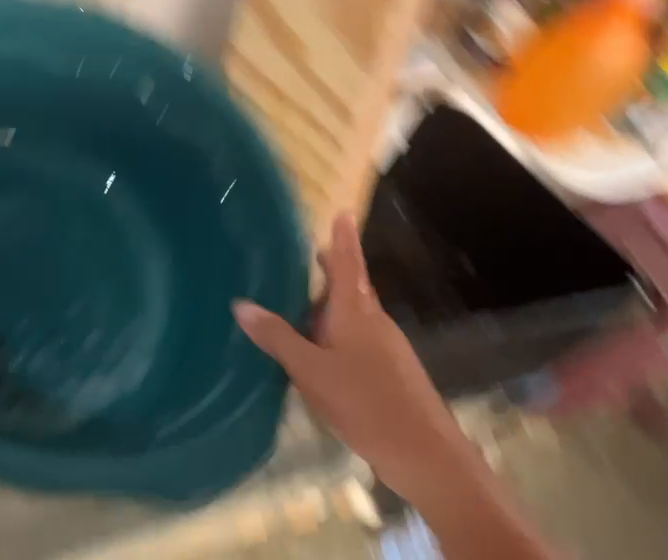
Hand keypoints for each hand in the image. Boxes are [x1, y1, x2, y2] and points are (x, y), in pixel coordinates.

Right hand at [232, 214, 475, 505]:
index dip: (343, 238)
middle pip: (348, 287)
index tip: (342, 212)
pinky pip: (356, 339)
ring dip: (324, 310)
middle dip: (324, 274)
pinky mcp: (390, 371)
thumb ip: (277, 337)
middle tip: (292, 262)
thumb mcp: (310, 370)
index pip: (348, 263)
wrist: (426, 455)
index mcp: (355, 311)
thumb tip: (241, 304)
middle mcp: (373, 321)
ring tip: (290, 310)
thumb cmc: (365, 402)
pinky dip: (333, 335)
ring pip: (351, 316)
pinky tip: (314, 355)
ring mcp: (385, 347)